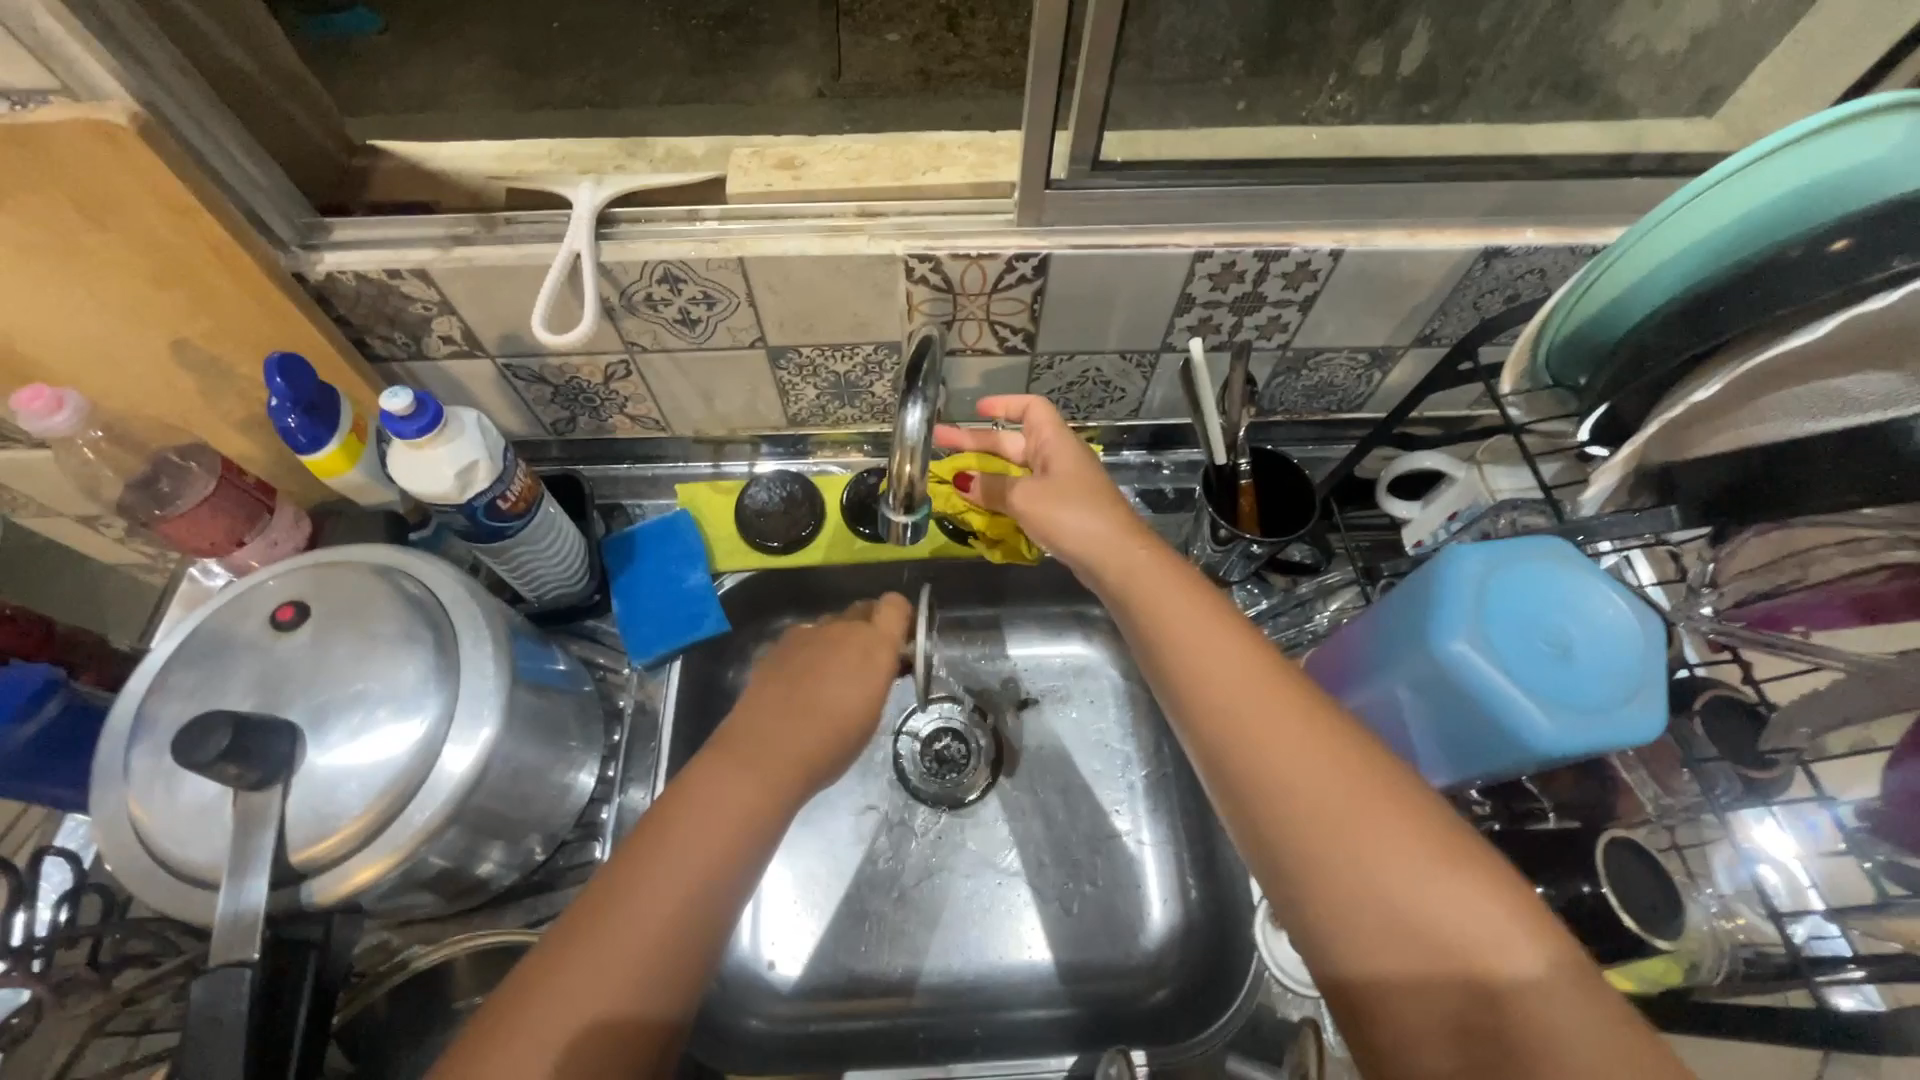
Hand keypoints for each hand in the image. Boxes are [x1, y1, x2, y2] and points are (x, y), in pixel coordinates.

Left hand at [708, 593, 912, 799]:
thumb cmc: (832, 744)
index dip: (899, 618)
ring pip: (832, 624)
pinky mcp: (779, 643)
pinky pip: (805, 637)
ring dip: (837, 640)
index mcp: (875, 645)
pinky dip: (808, 652)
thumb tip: (876, 669)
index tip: (898, 641)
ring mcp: (808, 633)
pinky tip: (797, 683)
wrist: (766, 752)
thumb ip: (878, 678)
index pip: (895, 605)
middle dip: (869, 628)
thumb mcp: (872, 715)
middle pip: (863, 609)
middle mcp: (843, 629)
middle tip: (864, 662)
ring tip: (827, 678)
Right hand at [934, 395, 1155, 578]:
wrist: (1115, 558)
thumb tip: (961, 481)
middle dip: (976, 443)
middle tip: (938, 443)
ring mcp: (1060, 486)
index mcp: (1054, 441)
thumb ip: (991, 487)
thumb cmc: (1072, 515)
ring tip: (952, 479)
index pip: (1030, 408)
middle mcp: (1057, 458)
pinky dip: (1001, 498)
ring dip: (985, 474)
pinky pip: (1024, 496)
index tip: (975, 410)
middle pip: (1013, 442)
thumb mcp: (1024, 498)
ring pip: (1015, 472)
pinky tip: (980, 507)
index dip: (1003, 404)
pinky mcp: (1061, 513)